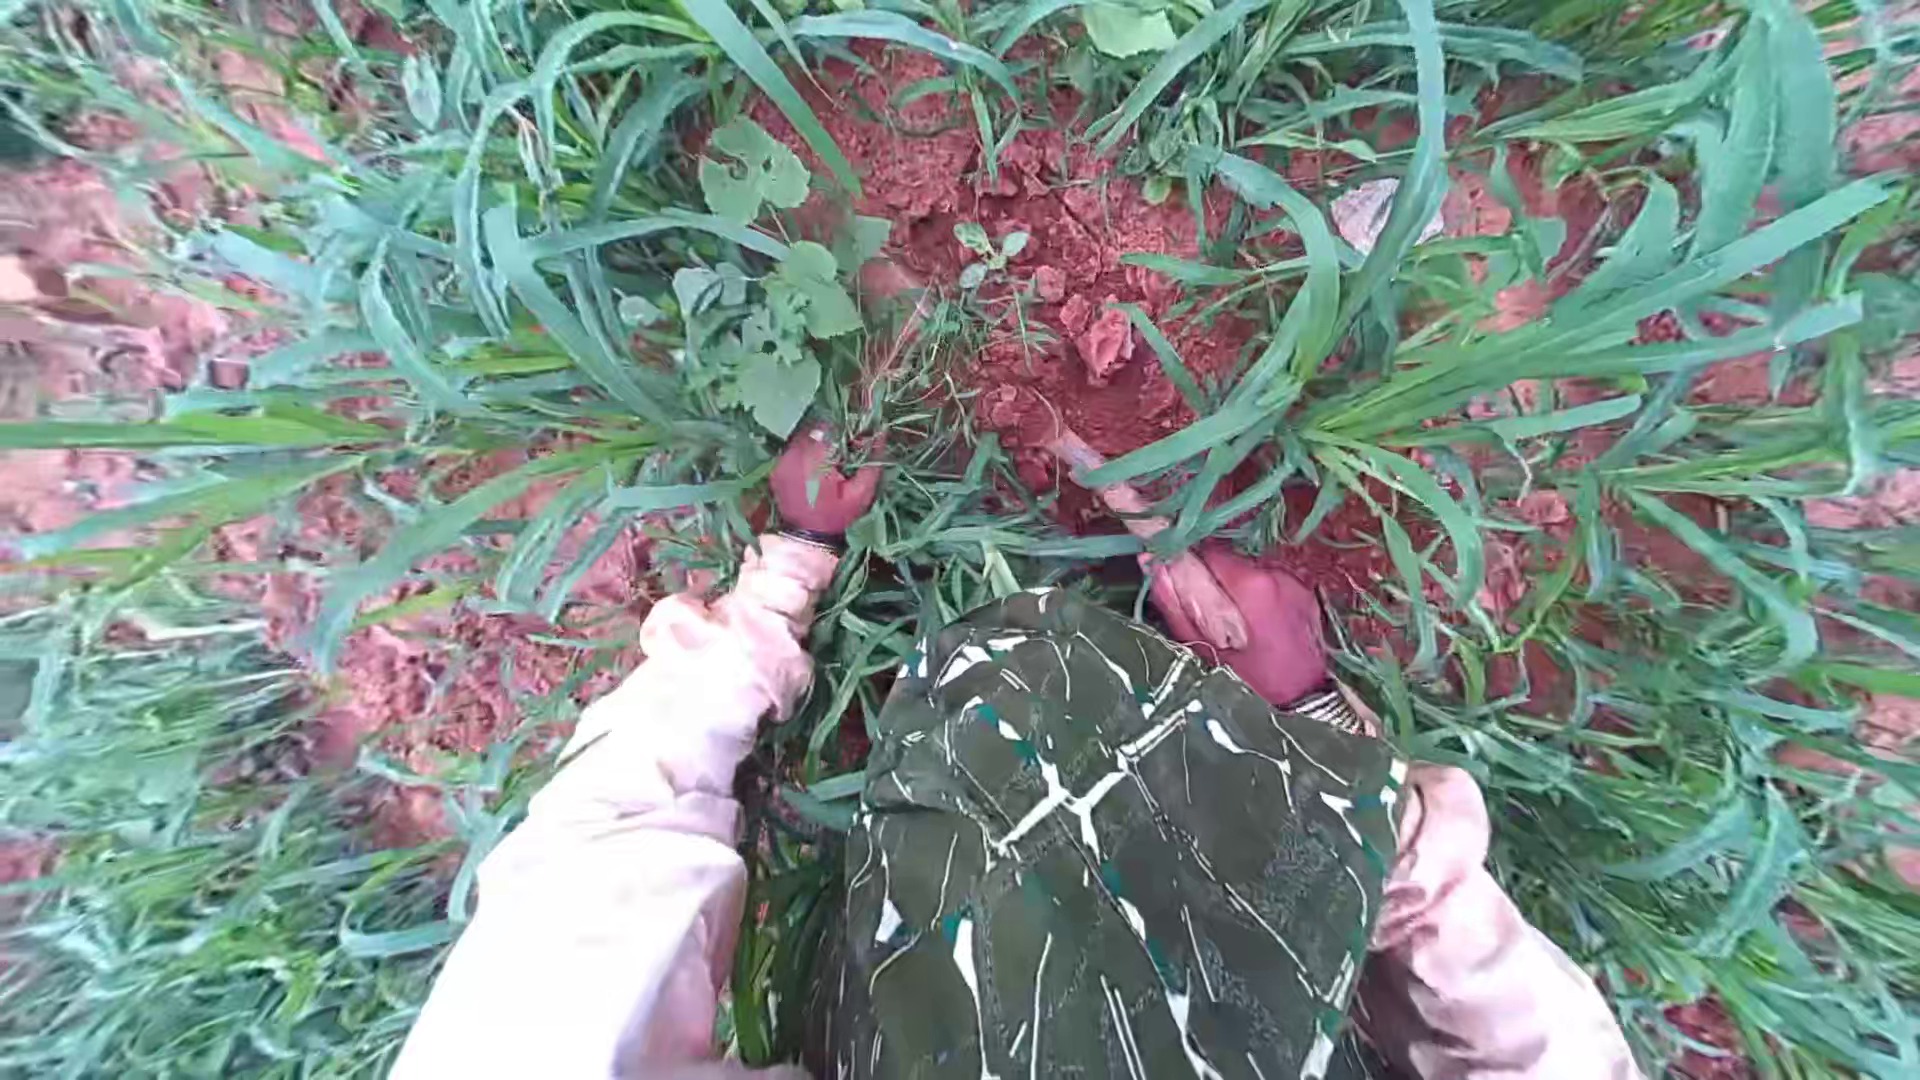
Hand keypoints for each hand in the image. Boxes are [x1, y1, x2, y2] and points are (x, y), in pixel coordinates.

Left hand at [771, 426, 881, 534]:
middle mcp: (793, 455)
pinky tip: (816, 467)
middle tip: (845, 453)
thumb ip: (871, 461)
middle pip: (817, 428)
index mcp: (815, 460)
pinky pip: (794, 448)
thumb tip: (881, 432)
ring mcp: (781, 460)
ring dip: (820, 442)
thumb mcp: (861, 493)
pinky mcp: (776, 466)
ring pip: (805, 435)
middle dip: (833, 435)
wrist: (807, 538)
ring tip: (831, 461)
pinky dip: (807, 452)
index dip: (848, 431)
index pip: (832, 427)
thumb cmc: (837, 517)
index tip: (857, 442)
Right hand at [1147, 544, 1327, 705]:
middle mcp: (1275, 576)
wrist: (1302, 703)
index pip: (1206, 551)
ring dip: (1232, 583)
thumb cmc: (1244, 679)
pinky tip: (1253, 618)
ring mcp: (1294, 582)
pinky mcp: (1304, 591)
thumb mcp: (1198, 645)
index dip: (1188, 564)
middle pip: (1228, 558)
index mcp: (1248, 586)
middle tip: (1206, 606)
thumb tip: (1150, 562)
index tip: (1182, 583)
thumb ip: (1172, 601)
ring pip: (1246, 567)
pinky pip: (1267, 580)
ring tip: (1230, 616)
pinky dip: (1254, 592)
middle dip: (1211, 575)